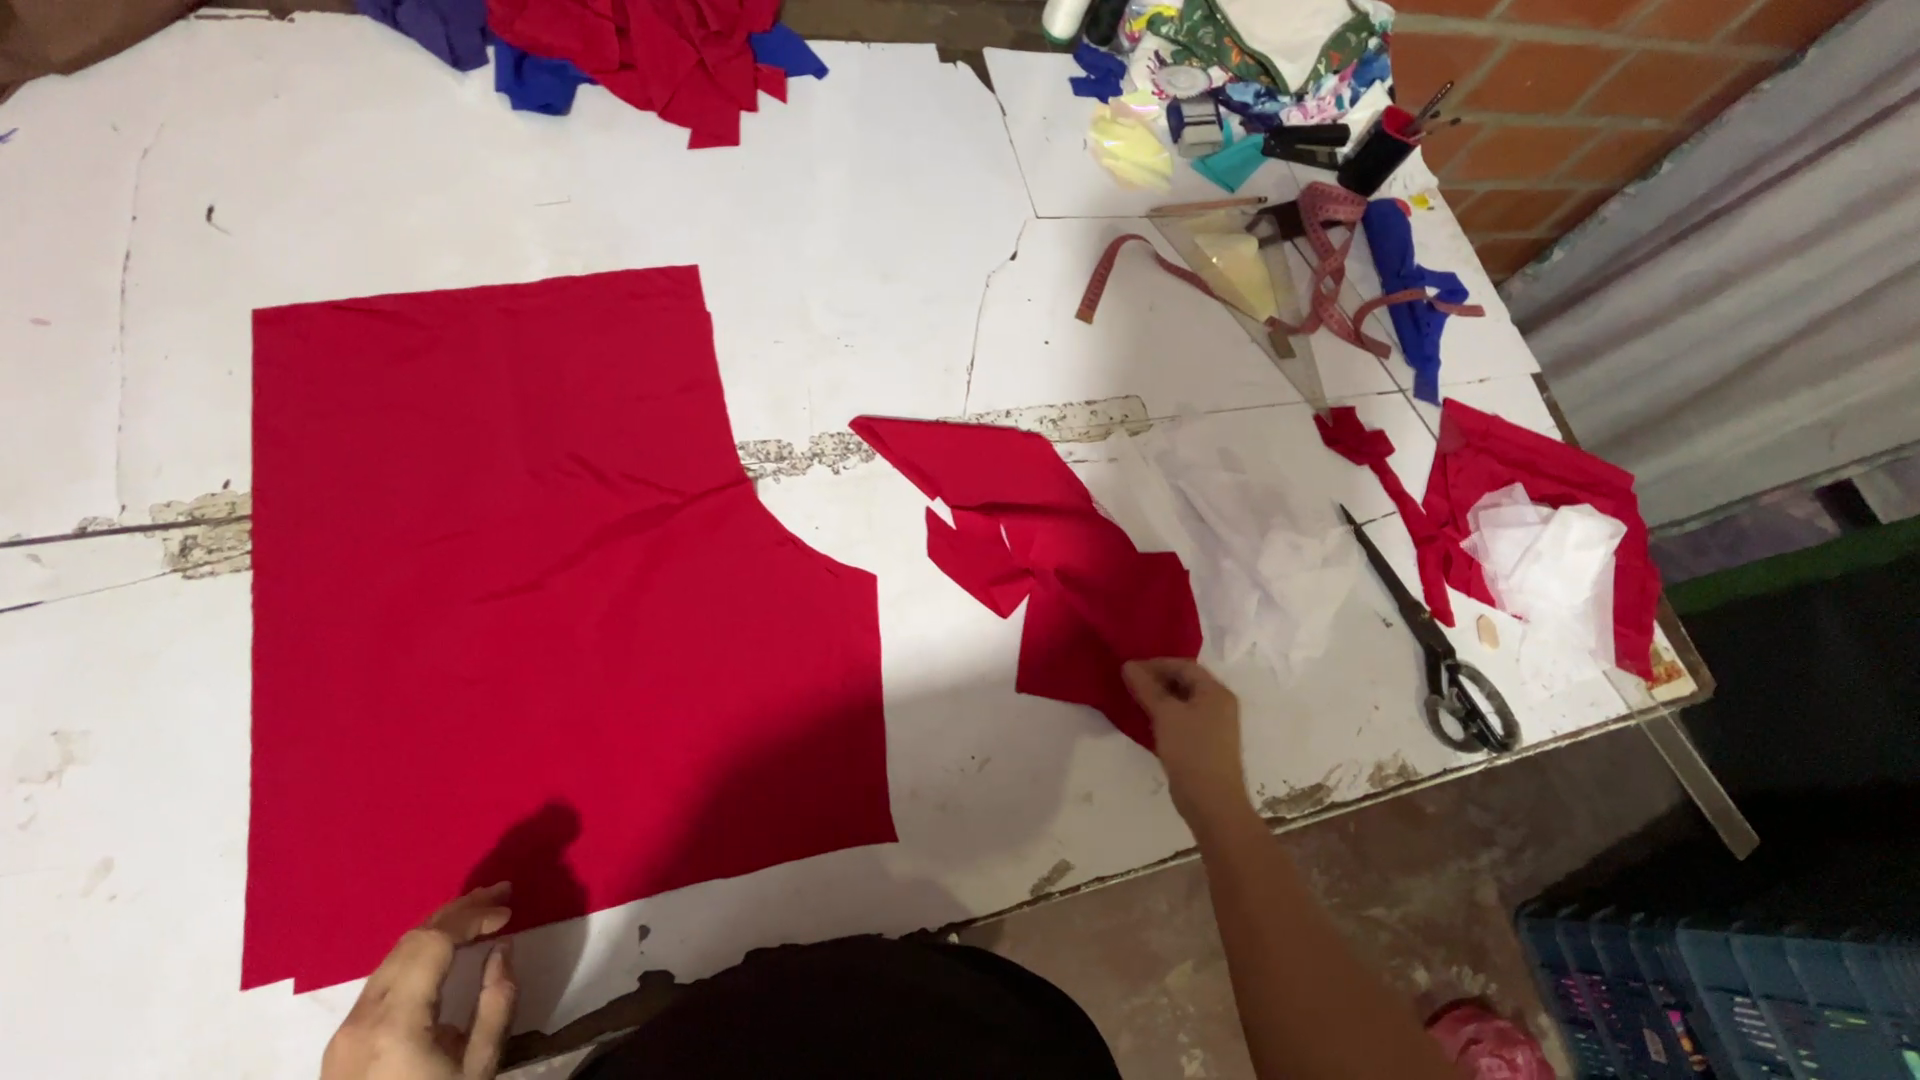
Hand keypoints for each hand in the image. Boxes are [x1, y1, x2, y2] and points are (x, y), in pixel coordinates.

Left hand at [321, 883, 517, 1079]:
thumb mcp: (481, 1067)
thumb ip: (497, 1002)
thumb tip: (501, 950)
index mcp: (394, 1023)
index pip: (432, 943)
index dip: (472, 916)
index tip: (509, 909)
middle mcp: (360, 1018)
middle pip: (408, 942)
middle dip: (457, 911)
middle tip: (500, 895)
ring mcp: (345, 1031)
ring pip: (392, 957)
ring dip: (437, 930)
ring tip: (478, 915)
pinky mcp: (343, 1043)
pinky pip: (384, 980)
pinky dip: (419, 955)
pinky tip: (446, 952)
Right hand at [1123, 658, 1251, 828]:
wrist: (1211, 801)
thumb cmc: (1191, 751)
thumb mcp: (1166, 714)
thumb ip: (1147, 687)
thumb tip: (1128, 665)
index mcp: (1216, 692)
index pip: (1184, 665)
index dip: (1156, 664)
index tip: (1129, 669)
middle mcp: (1219, 704)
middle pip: (1185, 681)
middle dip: (1156, 679)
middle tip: (1129, 683)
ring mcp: (1214, 725)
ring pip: (1182, 701)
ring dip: (1159, 697)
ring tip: (1133, 699)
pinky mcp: (1205, 742)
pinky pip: (1182, 718)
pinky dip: (1164, 714)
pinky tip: (1146, 720)